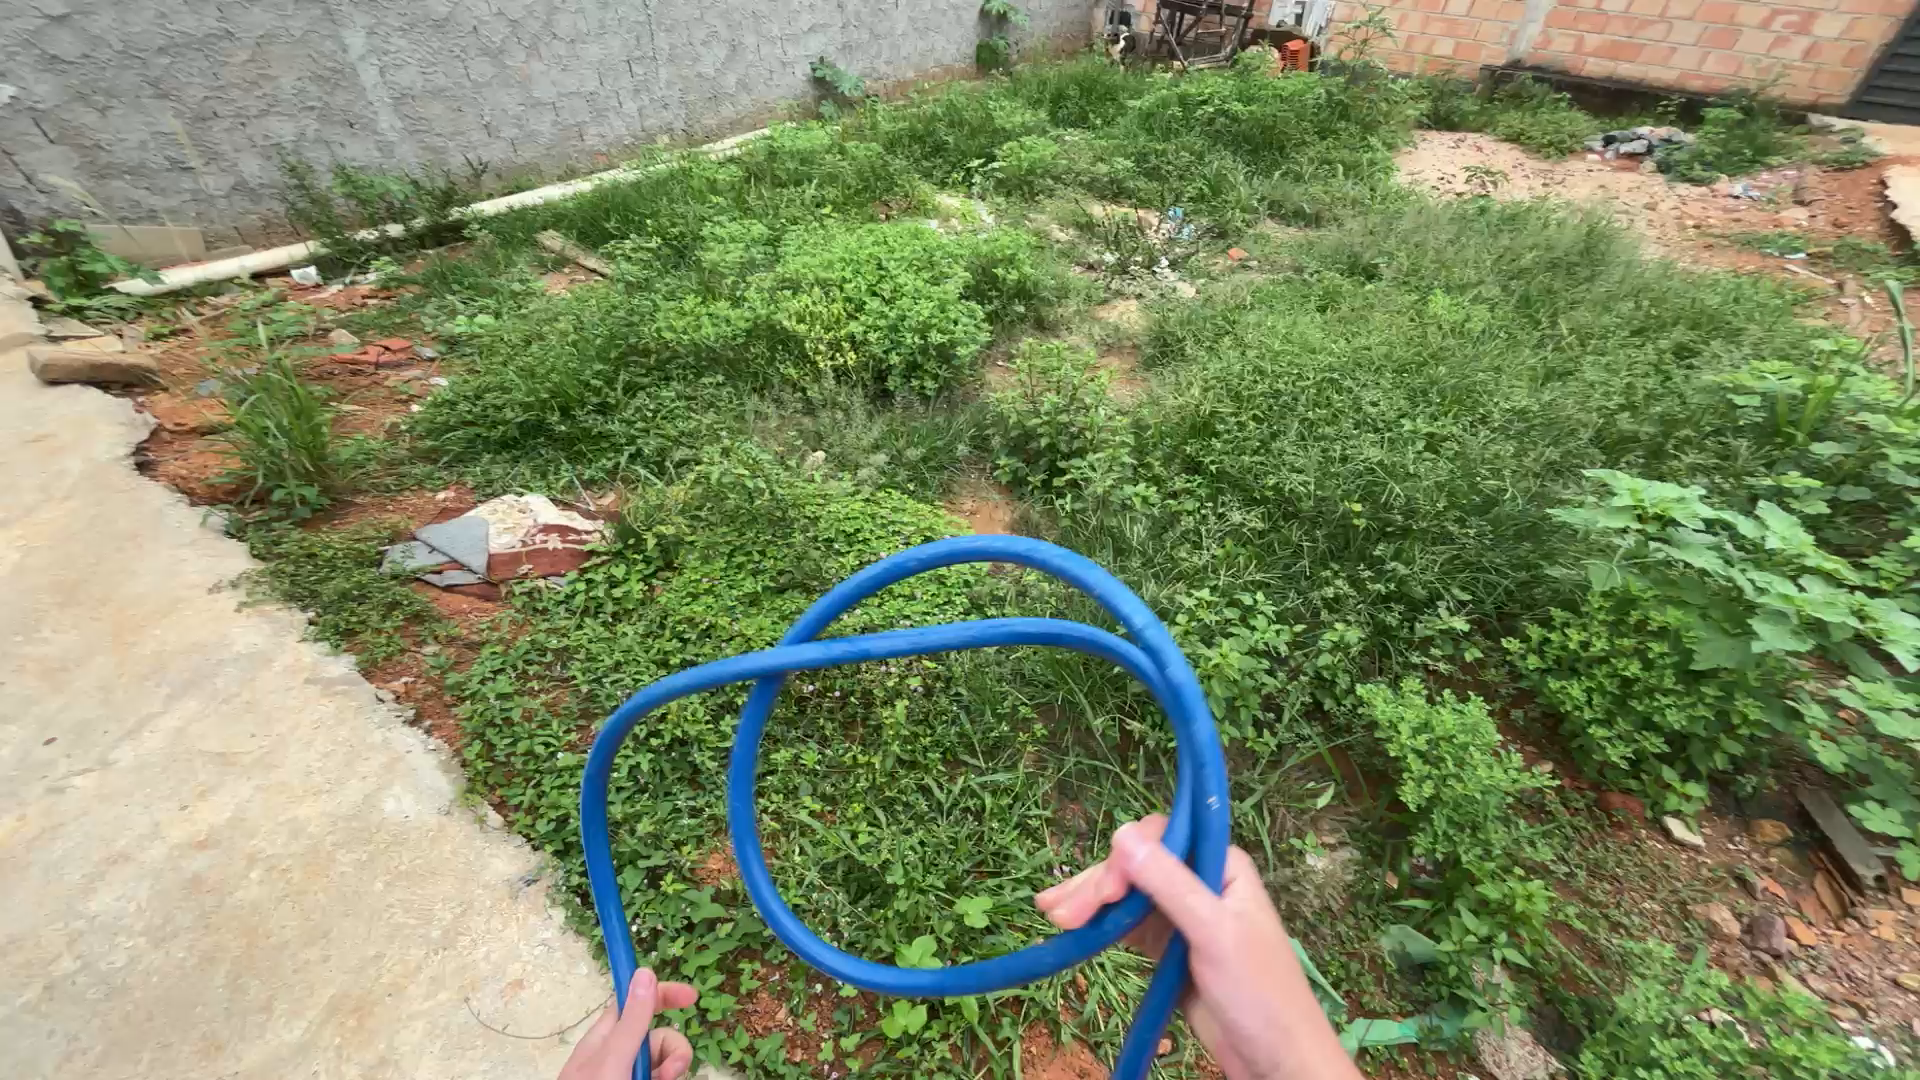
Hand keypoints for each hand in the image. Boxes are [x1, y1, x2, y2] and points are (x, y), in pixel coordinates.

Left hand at [558, 969, 698, 1079]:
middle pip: (657, 1037)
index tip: (692, 999)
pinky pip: (660, 1079)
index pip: (635, 1002)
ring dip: (672, 1070)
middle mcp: (615, 1059)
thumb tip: (645, 970)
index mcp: (604, 1041)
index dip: (663, 994)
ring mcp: (625, 1079)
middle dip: (673, 1050)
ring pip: (662, 1063)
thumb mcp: (612, 1062)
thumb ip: (633, 1020)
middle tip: (672, 1074)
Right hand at [1033, 815, 1360, 1079]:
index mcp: (1219, 864)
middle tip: (1057, 912)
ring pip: (1126, 894)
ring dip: (1090, 903)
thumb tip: (1120, 832)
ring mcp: (1181, 913)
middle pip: (1136, 866)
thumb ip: (1169, 882)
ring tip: (1051, 914)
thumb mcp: (1212, 932)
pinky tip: (1071, 927)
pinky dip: (1099, 925)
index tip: (1104, 893)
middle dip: (1098, 886)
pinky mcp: (1167, 945)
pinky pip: (1126, 924)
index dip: (1126, 859)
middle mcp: (1198, 879)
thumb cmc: (1259, 994)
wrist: (1277, 1066)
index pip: (1160, 839)